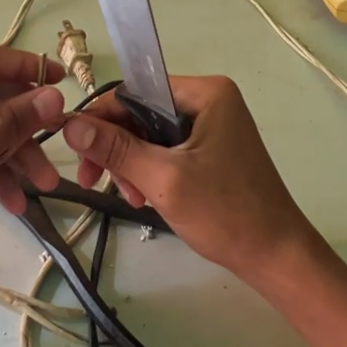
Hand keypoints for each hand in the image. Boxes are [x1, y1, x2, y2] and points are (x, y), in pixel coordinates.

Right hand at [60, 75, 314, 282]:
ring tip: (130, 198)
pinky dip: (151, 171)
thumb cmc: (225, 212)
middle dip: (118, 147)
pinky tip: (145, 198)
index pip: (137, 90)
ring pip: (152, 134)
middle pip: (142, 112)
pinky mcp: (213, 148)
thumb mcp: (164, 179)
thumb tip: (70, 124)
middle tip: (97, 181)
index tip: (75, 148)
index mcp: (205, 92)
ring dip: (133, 164)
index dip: (102, 116)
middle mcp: (210, 99)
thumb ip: (116, 149)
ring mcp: (214, 124)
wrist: (276, 256)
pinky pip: (168, 149)